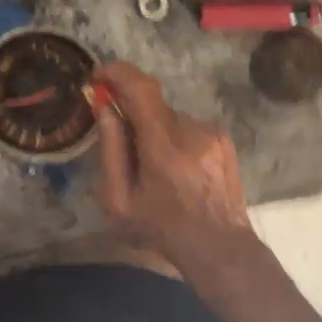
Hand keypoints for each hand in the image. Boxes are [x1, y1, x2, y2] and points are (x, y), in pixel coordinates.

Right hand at [92, 62, 252, 275]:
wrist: (220, 247)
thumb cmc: (161, 229)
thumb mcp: (119, 200)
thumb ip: (111, 150)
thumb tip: (104, 107)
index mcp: (163, 149)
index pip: (140, 89)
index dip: (116, 73)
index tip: (98, 76)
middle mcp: (191, 131)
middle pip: (152, 103)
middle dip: (130, 112)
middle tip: (119, 141)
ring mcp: (212, 133)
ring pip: (169, 117)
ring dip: (152, 130)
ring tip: (152, 168)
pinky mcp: (223, 139)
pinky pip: (186, 127)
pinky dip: (172, 138)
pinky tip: (175, 169)